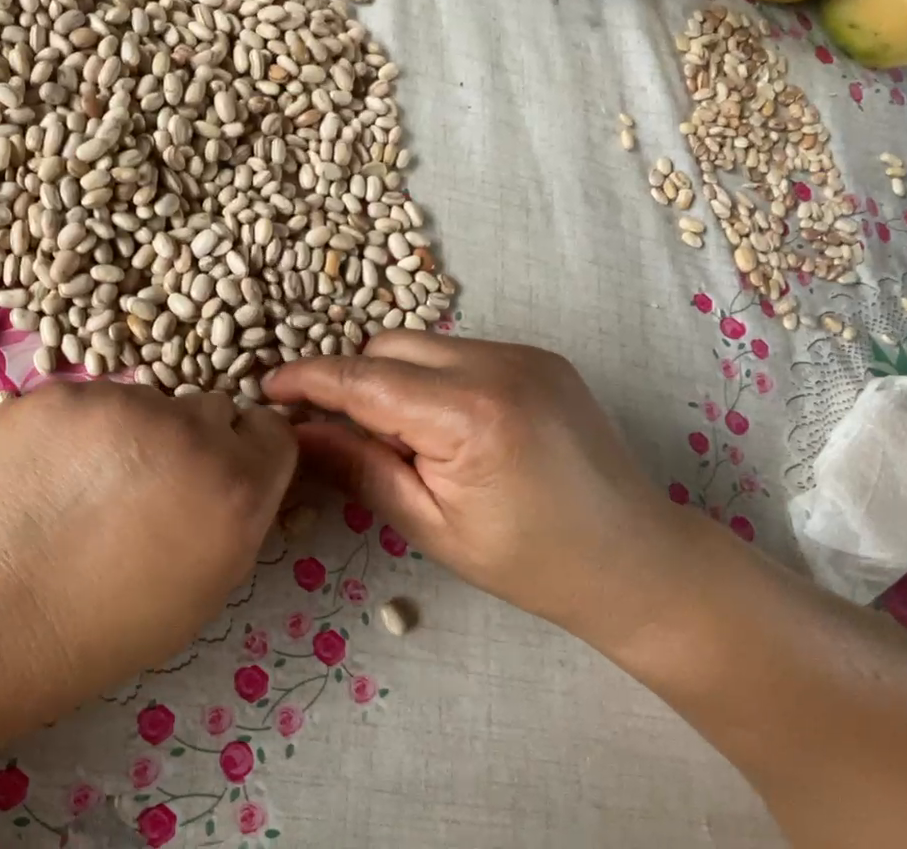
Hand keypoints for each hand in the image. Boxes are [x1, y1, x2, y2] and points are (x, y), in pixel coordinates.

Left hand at [0, 381, 296, 735]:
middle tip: (142, 486)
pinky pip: (88, 398)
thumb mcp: (198, 592)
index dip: (246, 455)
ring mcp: (118, 403)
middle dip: (191, 442)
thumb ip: (233, 520)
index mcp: (235, 490)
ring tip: (80, 487)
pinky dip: (77, 427)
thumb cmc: (92, 634)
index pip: (271, 433)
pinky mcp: (59, 390)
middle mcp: (188, 433)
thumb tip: (235, 478)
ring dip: (131, 432)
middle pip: (212, 410)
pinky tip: (44, 473)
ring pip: (146, 402)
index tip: (216, 477)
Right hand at [263, 331, 690, 638]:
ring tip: (395, 434)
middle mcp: (497, 365)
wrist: (638, 561)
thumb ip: (358, 468)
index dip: (308, 380)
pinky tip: (439, 424)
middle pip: (387, 347)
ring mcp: (523, 354)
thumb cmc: (530, 563)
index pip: (363, 380)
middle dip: (350, 380)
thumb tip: (296, 433)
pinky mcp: (538, 356)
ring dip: (389, 377)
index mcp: (469, 416)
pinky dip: (428, 377)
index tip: (268, 390)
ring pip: (420, 344)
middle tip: (336, 430)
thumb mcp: (430, 525)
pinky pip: (456, 351)